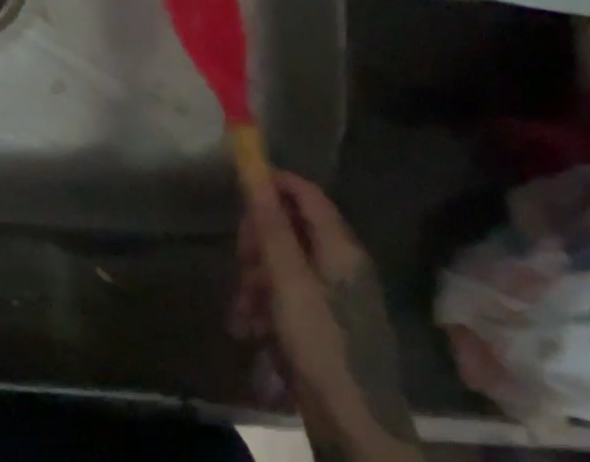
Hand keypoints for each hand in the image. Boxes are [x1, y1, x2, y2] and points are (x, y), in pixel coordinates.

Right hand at [231, 172, 421, 461]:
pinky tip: (250, 327)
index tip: (237, 189)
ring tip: (242, 310)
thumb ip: (270, 225)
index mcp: (340, 248)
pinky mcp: (323, 321)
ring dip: (254, 280)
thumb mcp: (287, 279)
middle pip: (289, 229)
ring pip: (281, 265)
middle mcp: (340, 264)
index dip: (272, 184)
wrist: (352, 418)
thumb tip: (256, 171)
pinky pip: (285, 295)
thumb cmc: (320, 340)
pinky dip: (264, 305)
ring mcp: (333, 294)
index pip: (306, 193)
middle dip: (257, 243)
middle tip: (241, 262)